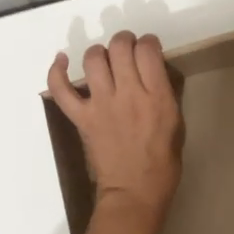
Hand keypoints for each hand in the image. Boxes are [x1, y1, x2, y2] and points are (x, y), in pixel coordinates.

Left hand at [47, 31, 183, 219]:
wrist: (134, 192)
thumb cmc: (163, 162)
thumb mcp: (176, 122)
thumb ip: (165, 93)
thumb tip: (153, 71)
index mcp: (158, 97)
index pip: (148, 50)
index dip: (148, 42)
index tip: (148, 48)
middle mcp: (129, 94)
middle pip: (120, 47)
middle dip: (124, 41)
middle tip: (127, 49)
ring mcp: (102, 105)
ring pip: (93, 60)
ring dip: (99, 52)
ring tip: (104, 59)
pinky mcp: (82, 118)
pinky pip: (61, 89)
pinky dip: (56, 71)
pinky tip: (60, 60)